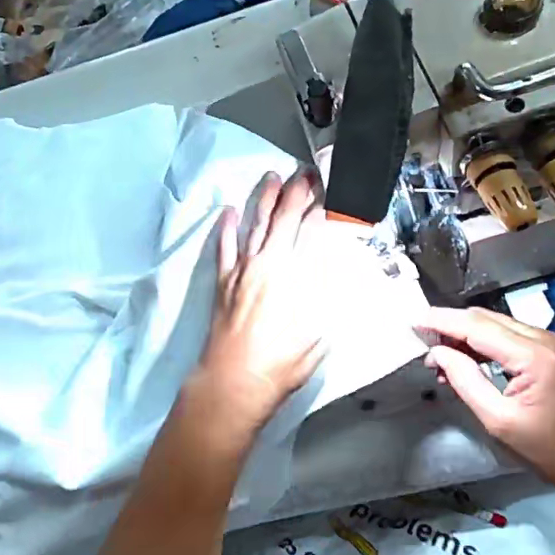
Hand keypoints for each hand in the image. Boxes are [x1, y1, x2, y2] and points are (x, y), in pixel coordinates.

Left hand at [184, 170, 327, 448]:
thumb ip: (324, 290)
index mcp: (297, 276)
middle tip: (306, 172)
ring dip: (265, 199)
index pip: (313, 230)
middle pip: (285, 218)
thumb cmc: (283, 363)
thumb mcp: (319, 329)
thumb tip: (329, 256)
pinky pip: (224, 246)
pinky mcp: (224, 280)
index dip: (323, 207)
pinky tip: (228, 210)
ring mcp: (243, 270)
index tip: (330, 189)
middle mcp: (269, 264)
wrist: (235, 381)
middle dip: (298, 192)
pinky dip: (226, 226)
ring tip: (273, 177)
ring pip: (256, 224)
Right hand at [425, 307, 554, 499]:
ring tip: (442, 354)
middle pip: (487, 318)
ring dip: (468, 333)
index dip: (442, 321)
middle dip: (452, 325)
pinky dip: (487, 342)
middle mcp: (546, 338)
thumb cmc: (551, 451)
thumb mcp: (499, 421)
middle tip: (424, 341)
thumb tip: (437, 353)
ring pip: (499, 323)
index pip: (477, 326)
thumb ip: (465, 381)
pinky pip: (513, 335)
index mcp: (534, 356)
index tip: (414, 321)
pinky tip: (470, 359)